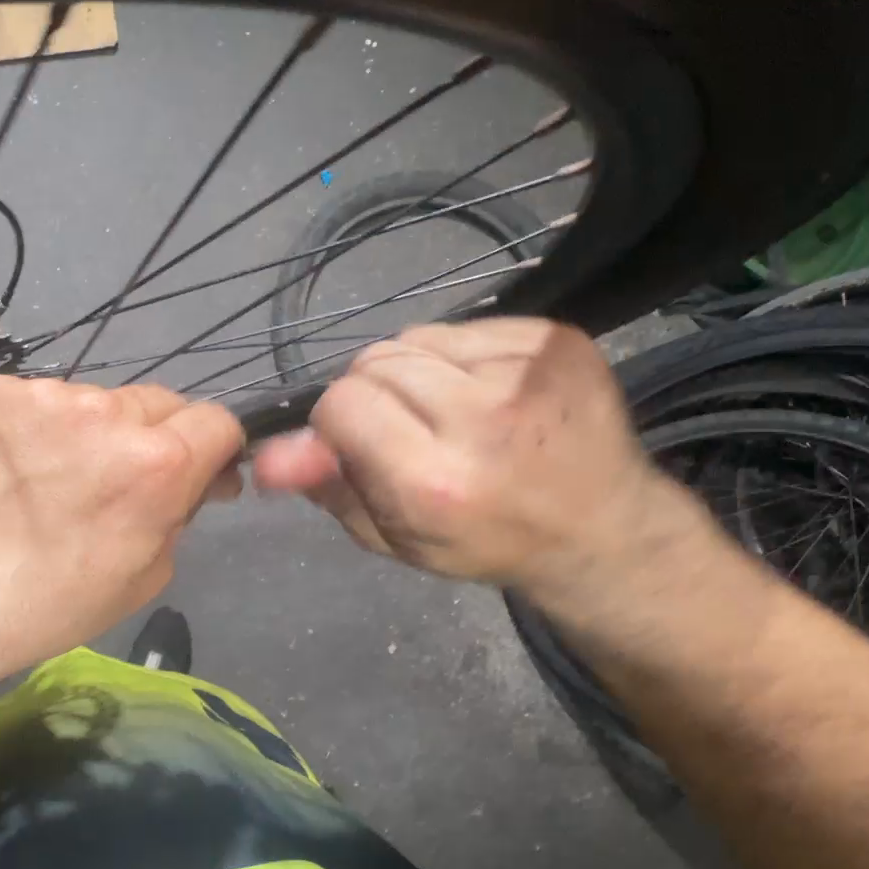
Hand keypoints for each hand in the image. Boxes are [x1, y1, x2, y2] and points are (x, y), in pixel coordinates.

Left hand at [0, 375, 243, 687]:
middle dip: (155, 438)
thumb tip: (195, 476)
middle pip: (159, 403)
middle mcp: (105, 411)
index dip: (213, 449)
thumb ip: (180, 510)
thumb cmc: (51, 606)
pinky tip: (16, 469)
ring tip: (54, 481)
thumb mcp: (147, 575)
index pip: (216, 421)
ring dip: (94, 431)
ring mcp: (43, 395)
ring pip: (97, 401)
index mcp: (155, 463)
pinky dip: (41, 429)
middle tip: (119, 484)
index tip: (198, 473)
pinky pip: (42, 402)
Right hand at [252, 318, 673, 593]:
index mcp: (434, 479)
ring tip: (443, 408)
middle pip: (374, 363)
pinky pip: (464, 326)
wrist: (600, 529)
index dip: (336, 422)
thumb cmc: (482, 542)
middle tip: (401, 429)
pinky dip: (456, 355)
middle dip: (370, 393)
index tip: (357, 444)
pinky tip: (483, 390)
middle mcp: (481, 417)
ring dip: (410, 370)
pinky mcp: (556, 338)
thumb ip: (327, 486)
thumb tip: (268, 450)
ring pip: (414, 339)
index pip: (342, 403)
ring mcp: (526, 370)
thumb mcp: (391, 536)